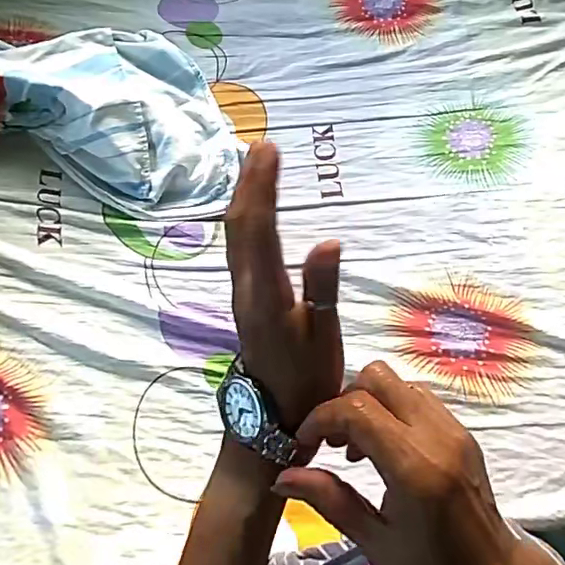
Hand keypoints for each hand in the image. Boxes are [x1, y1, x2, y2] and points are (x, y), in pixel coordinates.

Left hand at [224, 141, 343, 432]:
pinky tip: (254, 209)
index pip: (258, 230)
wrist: (273, 418)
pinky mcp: (246, 297)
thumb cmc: (305, 380)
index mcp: (265, 294)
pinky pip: (242, 246)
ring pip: (236, 234)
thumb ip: (323, 289)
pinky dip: (247, 217)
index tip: (271, 151)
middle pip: (240, 225)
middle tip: (261, 145)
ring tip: (254, 165)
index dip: (262, 188)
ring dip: (244, 196)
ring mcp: (241, 292)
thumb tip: (328, 240)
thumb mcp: (323, 338)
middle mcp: (245, 288)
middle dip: (249, 182)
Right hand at [272, 362, 564, 564]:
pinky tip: (384, 450)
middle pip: (379, 377)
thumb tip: (282, 476)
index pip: (356, 409)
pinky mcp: (463, 433)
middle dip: (344, 401)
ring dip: (370, 403)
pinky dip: (393, 411)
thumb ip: (331, 499)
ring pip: (400, 383)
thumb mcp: (377, 545)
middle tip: (329, 442)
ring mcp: (455, 429)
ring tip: (355, 450)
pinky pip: (420, 400)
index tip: (302, 445)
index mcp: (415, 466)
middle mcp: (438, 435)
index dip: (320, 419)